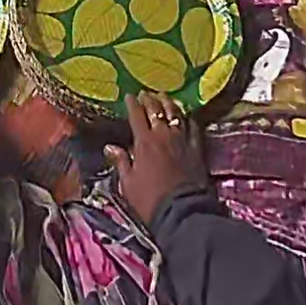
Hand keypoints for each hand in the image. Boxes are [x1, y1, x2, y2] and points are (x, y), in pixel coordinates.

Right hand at [106, 92, 207, 223]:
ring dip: (168, 103)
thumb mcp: (129, 184)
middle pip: (155, 110)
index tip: (129, 96)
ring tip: (164, 96)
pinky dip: (188, 118)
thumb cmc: (150, 200)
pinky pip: (192, 126)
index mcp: (144, 141)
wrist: (182, 211)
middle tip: (145, 93)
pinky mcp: (196, 146)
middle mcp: (163, 134)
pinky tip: (186, 115)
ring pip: (174, 113)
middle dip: (149, 99)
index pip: (136, 115)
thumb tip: (110, 147)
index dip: (132, 104)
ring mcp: (181, 138)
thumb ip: (121, 162)